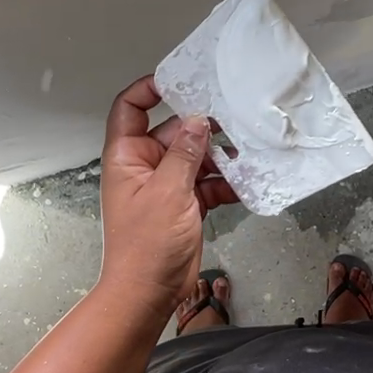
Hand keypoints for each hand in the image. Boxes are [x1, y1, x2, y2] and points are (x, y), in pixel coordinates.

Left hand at [98, 76, 238, 309]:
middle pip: (174, 132)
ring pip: (195, 158)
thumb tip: (197, 121)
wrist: (149, 292)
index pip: (131, 109)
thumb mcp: (168, 191)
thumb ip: (185, 153)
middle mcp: (145, 167)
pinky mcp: (185, 204)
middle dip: (202, 128)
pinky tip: (244, 183)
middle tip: (232, 120)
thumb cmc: (145, 245)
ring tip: (245, 155)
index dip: (149, 89)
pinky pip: (207, 183)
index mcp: (127, 157)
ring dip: (218, 157)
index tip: (179, 80)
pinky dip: (224, 183)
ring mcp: (166, 186)